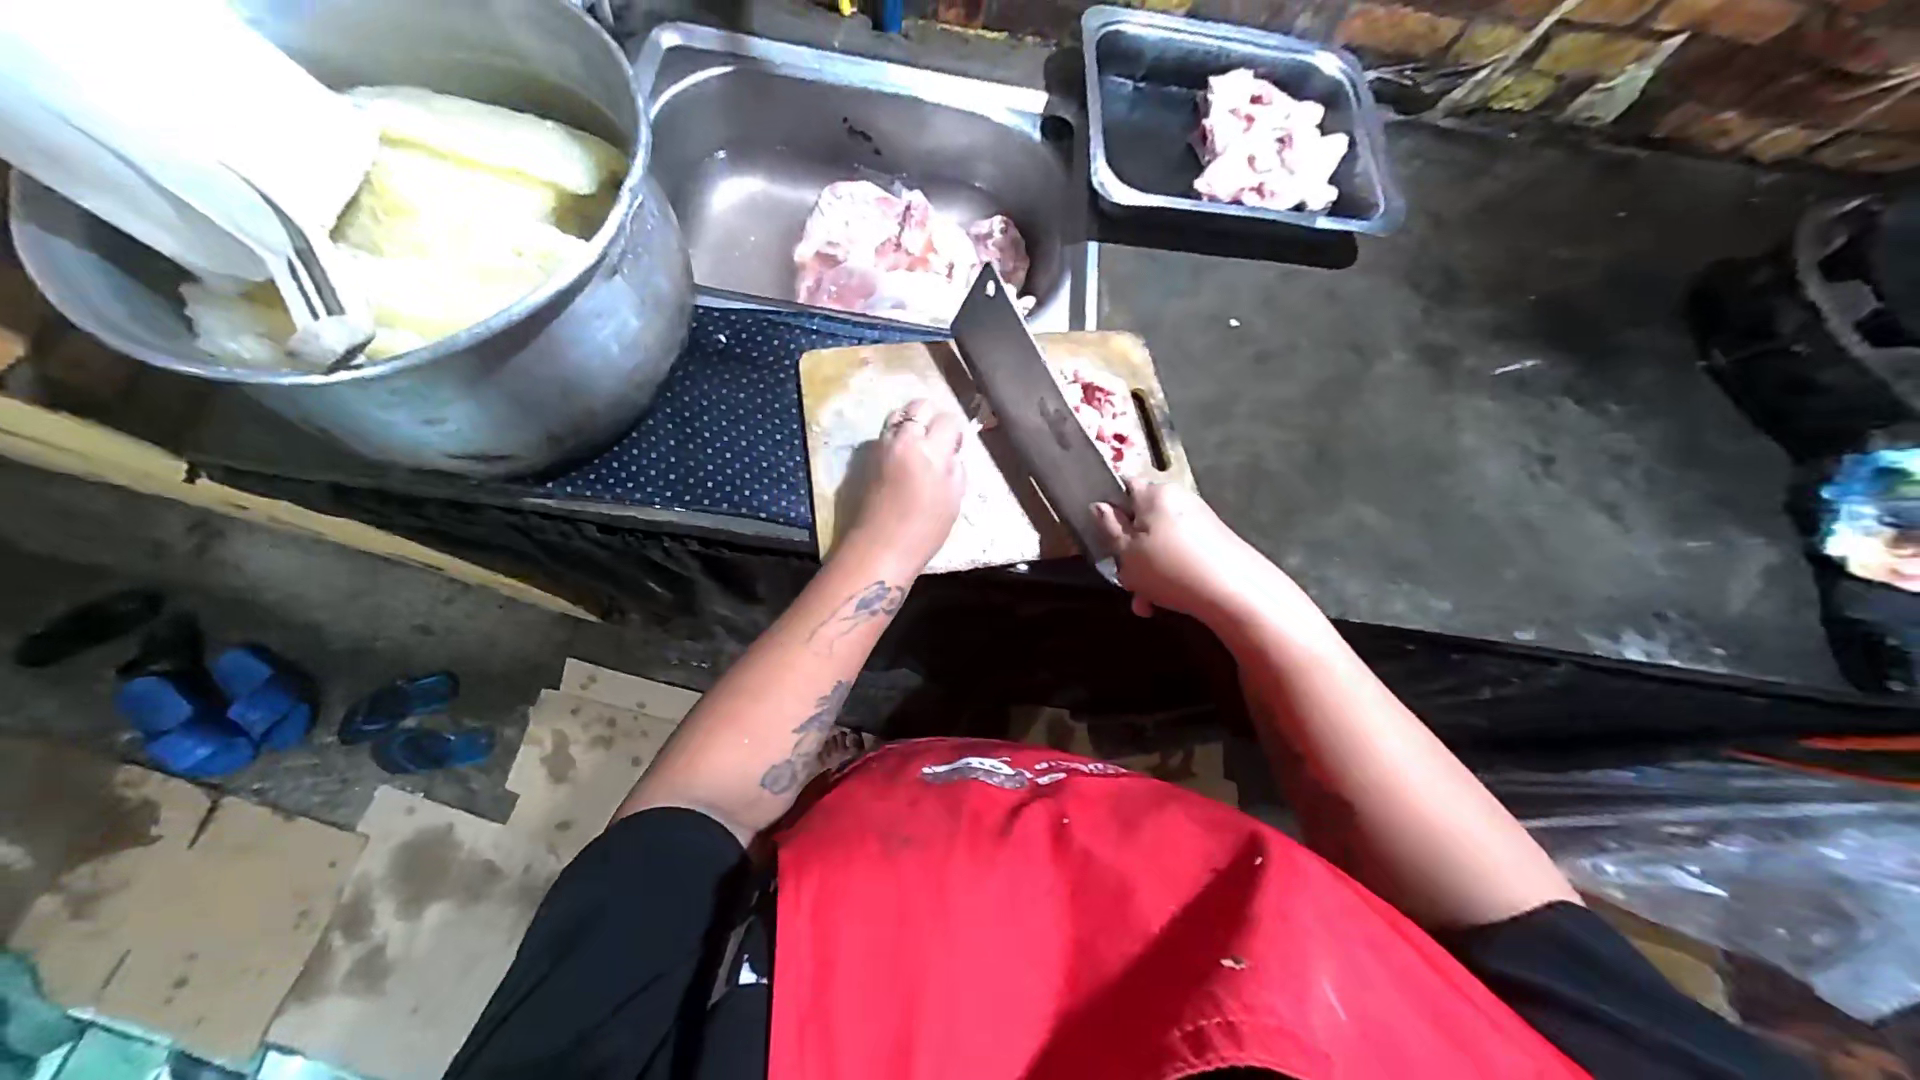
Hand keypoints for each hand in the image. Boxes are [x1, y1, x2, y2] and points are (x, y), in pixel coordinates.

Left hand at [845, 399, 965, 568]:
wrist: (881, 546)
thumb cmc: (925, 528)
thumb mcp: (954, 497)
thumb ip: (955, 467)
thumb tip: (951, 453)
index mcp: (930, 449)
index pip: (948, 419)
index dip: (955, 432)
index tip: (956, 447)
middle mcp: (904, 439)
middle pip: (919, 406)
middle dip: (932, 417)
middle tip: (938, 441)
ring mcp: (882, 445)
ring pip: (898, 414)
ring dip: (912, 423)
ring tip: (919, 445)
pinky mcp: (868, 456)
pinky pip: (886, 433)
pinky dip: (897, 436)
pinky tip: (902, 457)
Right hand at [1091, 479, 1283, 620]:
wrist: (1237, 593)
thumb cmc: (1170, 568)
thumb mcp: (1125, 552)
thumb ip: (1108, 527)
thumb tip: (1099, 505)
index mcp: (1155, 492)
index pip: (1123, 487)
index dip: (1109, 512)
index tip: (1104, 540)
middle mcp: (1179, 499)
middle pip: (1141, 521)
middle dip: (1130, 553)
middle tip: (1126, 580)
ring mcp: (1200, 521)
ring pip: (1159, 543)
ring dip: (1148, 571)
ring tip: (1146, 601)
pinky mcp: (1216, 542)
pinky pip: (1180, 554)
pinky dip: (1170, 575)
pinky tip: (1165, 601)